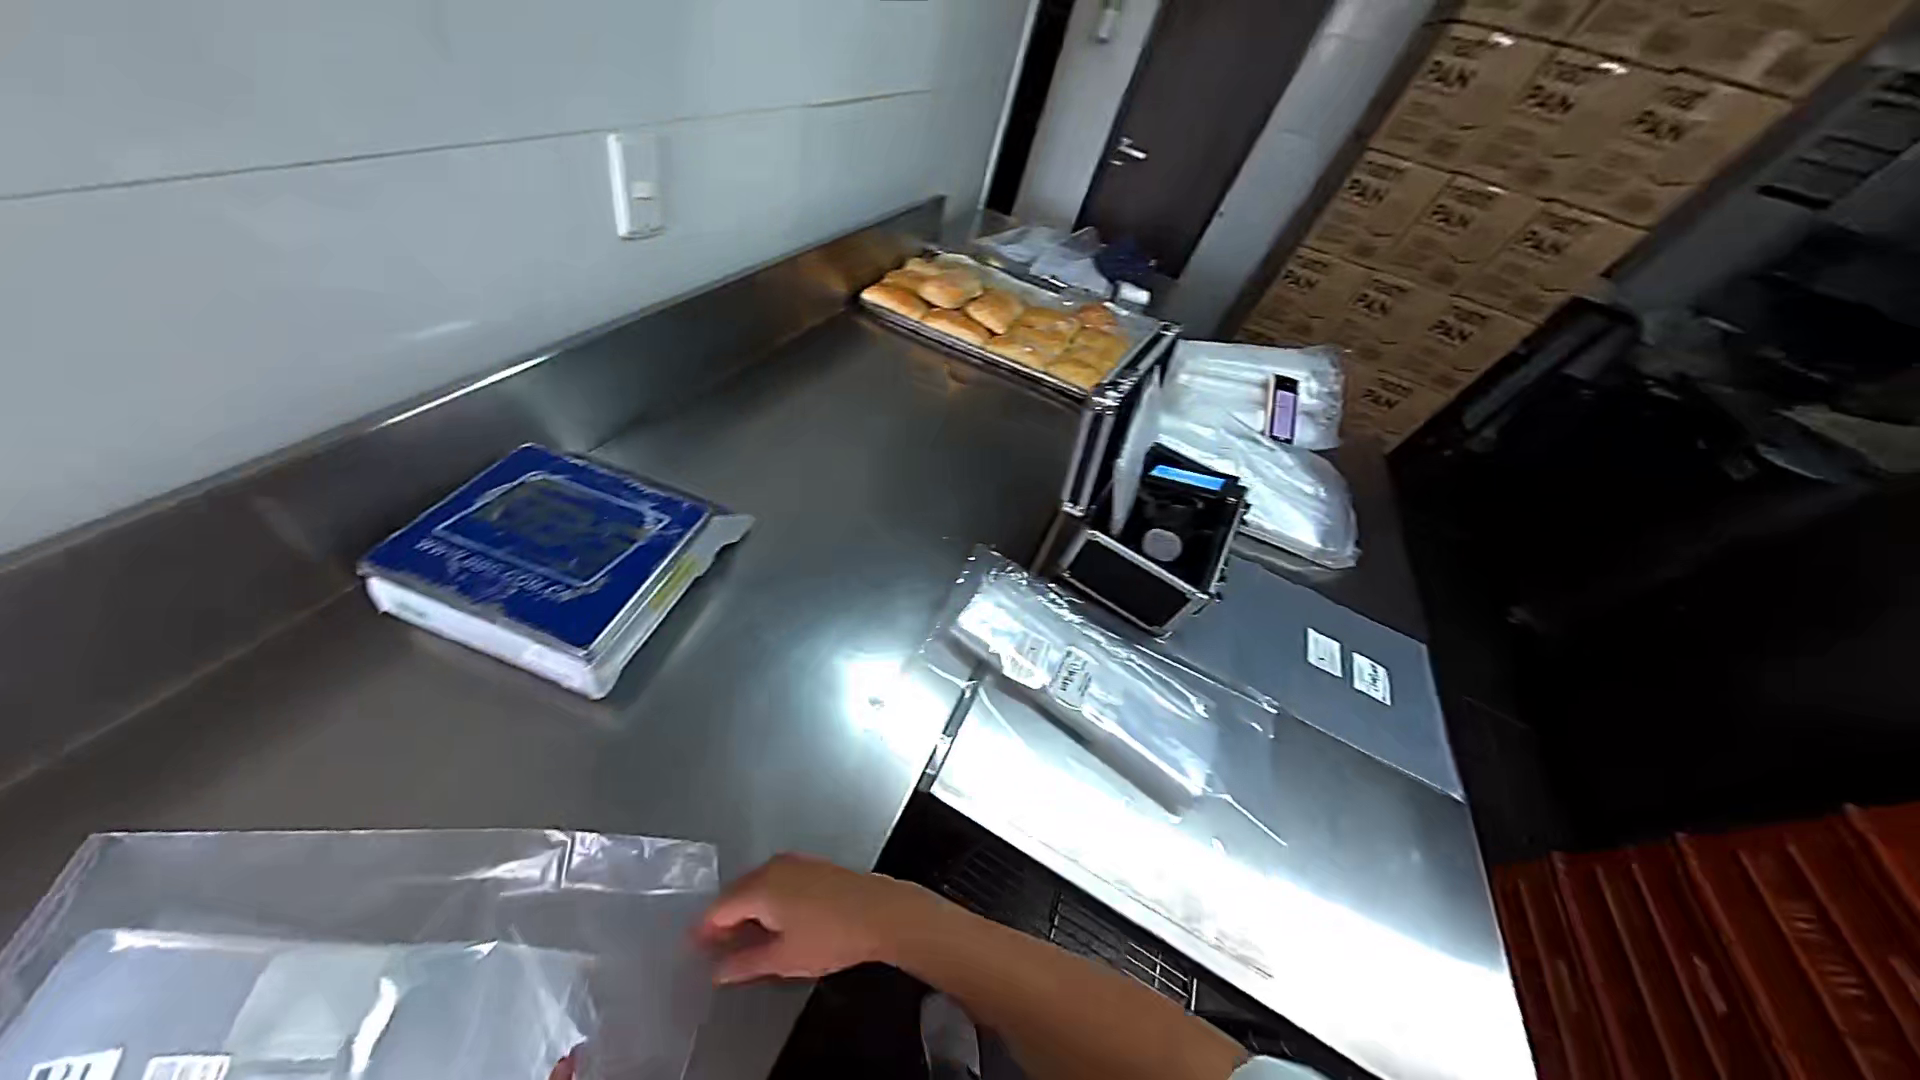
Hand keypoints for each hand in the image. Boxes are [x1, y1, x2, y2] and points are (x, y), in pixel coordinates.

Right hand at [693, 853, 939, 983]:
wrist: (879, 911)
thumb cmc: (829, 935)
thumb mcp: (782, 958)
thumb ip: (744, 963)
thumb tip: (718, 968)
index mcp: (760, 886)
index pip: (719, 907)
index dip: (704, 931)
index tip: (697, 950)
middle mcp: (774, 866)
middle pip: (737, 892)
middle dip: (725, 919)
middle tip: (717, 948)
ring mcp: (796, 861)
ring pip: (758, 885)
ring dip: (748, 909)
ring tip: (746, 939)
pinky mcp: (813, 865)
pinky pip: (778, 879)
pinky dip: (768, 899)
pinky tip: (775, 920)